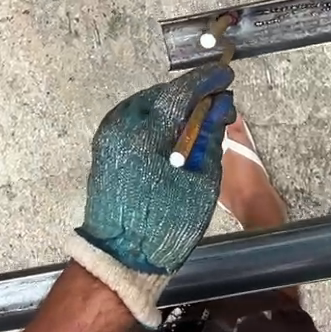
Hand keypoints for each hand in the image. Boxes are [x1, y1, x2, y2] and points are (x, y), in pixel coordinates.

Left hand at [66, 65, 234, 325]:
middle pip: (162, 95)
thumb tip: (220, 107)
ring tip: (198, 115)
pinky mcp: (105, 144)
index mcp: (145, 133)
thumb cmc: (166, 224)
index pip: (180, 93)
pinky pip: (135, 117)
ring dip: (173, 105)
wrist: (120, 256)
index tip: (225, 75)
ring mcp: (109, 133)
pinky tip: (173, 127)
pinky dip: (157, 116)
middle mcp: (121, 125)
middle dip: (190, 94)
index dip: (206, 82)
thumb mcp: (201, 182)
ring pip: (147, 103)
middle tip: (216, 100)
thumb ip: (210, 137)